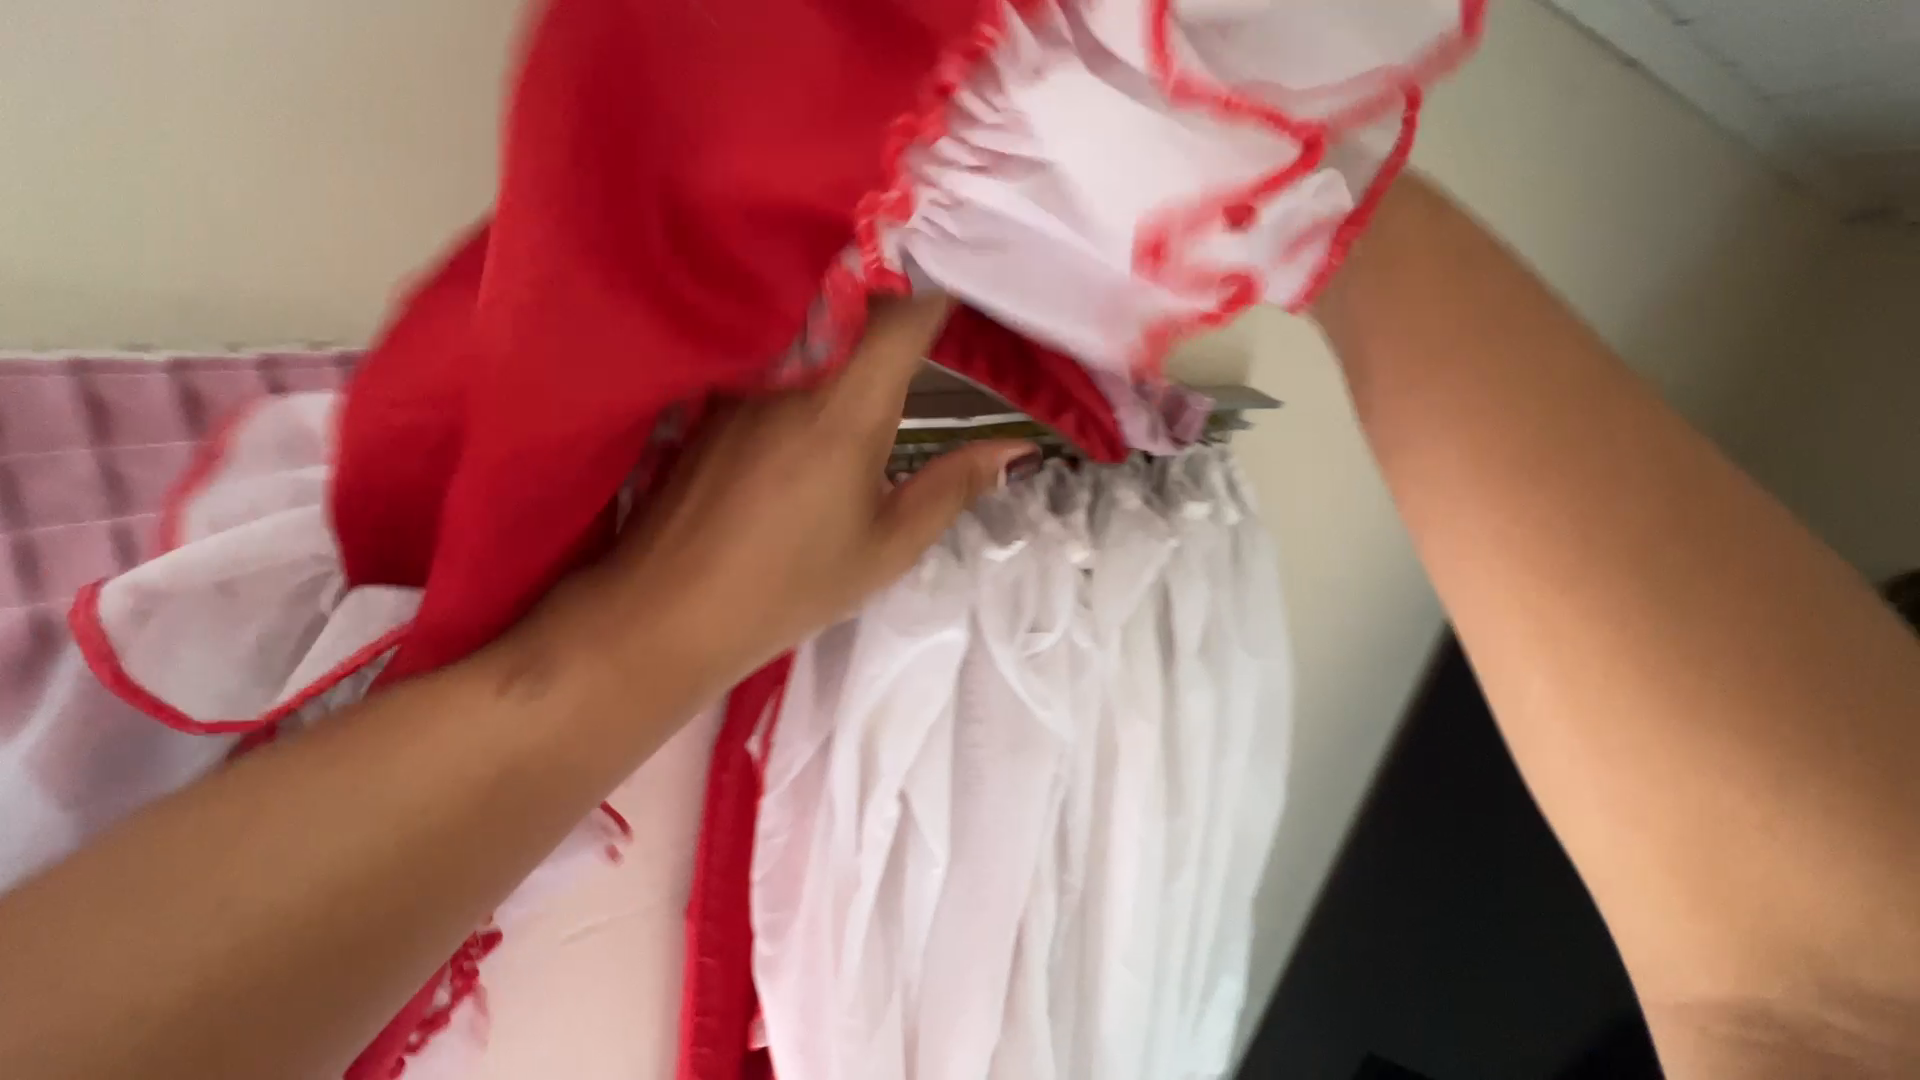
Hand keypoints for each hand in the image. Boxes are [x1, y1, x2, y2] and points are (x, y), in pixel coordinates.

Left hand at [536, 294, 1035, 702]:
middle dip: (899, 295)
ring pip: (810, 326)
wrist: (668, 613)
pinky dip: (808, 353)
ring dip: (851, 322)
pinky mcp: (712, 400)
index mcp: (844, 410)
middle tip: (936, 310)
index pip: (902, 312)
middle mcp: (790, 376)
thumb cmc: (790, 587)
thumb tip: (1017, 451)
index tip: (969, 278)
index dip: (939, 283)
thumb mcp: (887, 546)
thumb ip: (956, 487)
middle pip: (854, 304)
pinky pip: (773, 354)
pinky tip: (816, 388)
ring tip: (884, 342)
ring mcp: (743, 383)